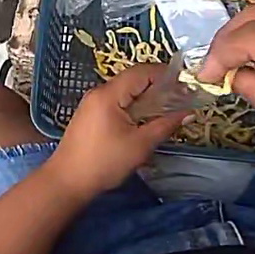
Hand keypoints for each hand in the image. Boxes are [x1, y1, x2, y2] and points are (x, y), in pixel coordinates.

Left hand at [44, 64, 188, 199]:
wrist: (66, 182)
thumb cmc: (104, 162)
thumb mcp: (140, 145)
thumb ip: (165, 125)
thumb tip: (188, 112)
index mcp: (109, 94)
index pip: (142, 71)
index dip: (166, 75)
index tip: (186, 86)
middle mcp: (99, 92)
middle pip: (133, 79)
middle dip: (158, 87)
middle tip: (180, 99)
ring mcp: (92, 103)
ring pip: (125, 92)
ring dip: (146, 98)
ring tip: (167, 110)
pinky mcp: (90, 115)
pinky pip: (116, 102)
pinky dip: (133, 106)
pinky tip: (145, 120)